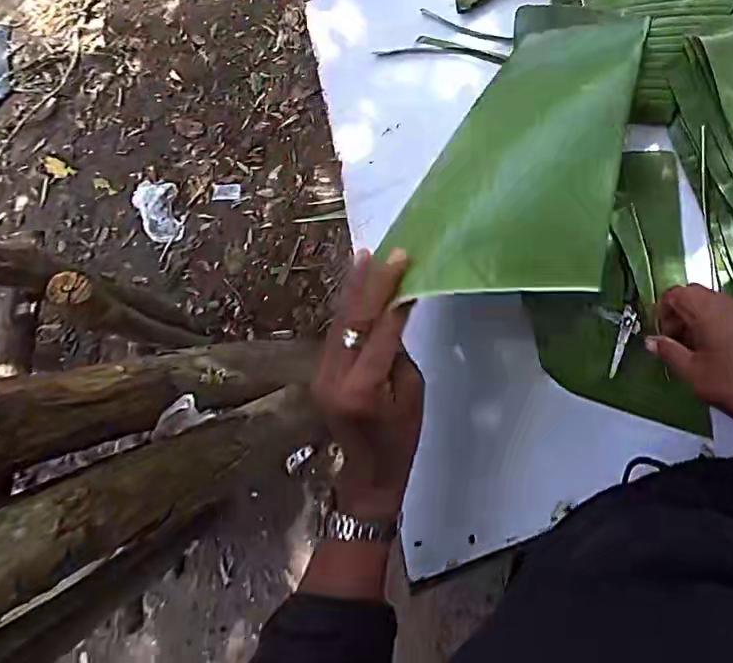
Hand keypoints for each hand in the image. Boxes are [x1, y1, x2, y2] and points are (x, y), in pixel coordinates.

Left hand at [312, 248, 421, 520]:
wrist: (366, 479)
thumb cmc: (399, 441)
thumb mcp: (411, 393)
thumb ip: (397, 352)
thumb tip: (391, 317)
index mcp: (361, 387)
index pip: (379, 330)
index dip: (394, 296)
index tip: (407, 265)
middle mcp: (334, 376)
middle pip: (353, 319)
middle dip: (372, 282)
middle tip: (388, 253)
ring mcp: (321, 374)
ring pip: (340, 321)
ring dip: (354, 287)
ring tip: (364, 255)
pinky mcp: (320, 372)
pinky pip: (336, 332)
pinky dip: (348, 306)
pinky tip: (356, 285)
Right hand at [647, 285, 732, 498]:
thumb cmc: (730, 385)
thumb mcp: (691, 372)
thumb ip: (668, 351)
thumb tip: (651, 341)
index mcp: (705, 309)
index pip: (675, 293)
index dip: (663, 311)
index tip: (664, 335)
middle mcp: (727, 302)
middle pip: (696, 295)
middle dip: (682, 314)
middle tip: (679, 342)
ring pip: (717, 304)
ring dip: (704, 319)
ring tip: (702, 350)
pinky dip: (725, 326)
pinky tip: (728, 353)